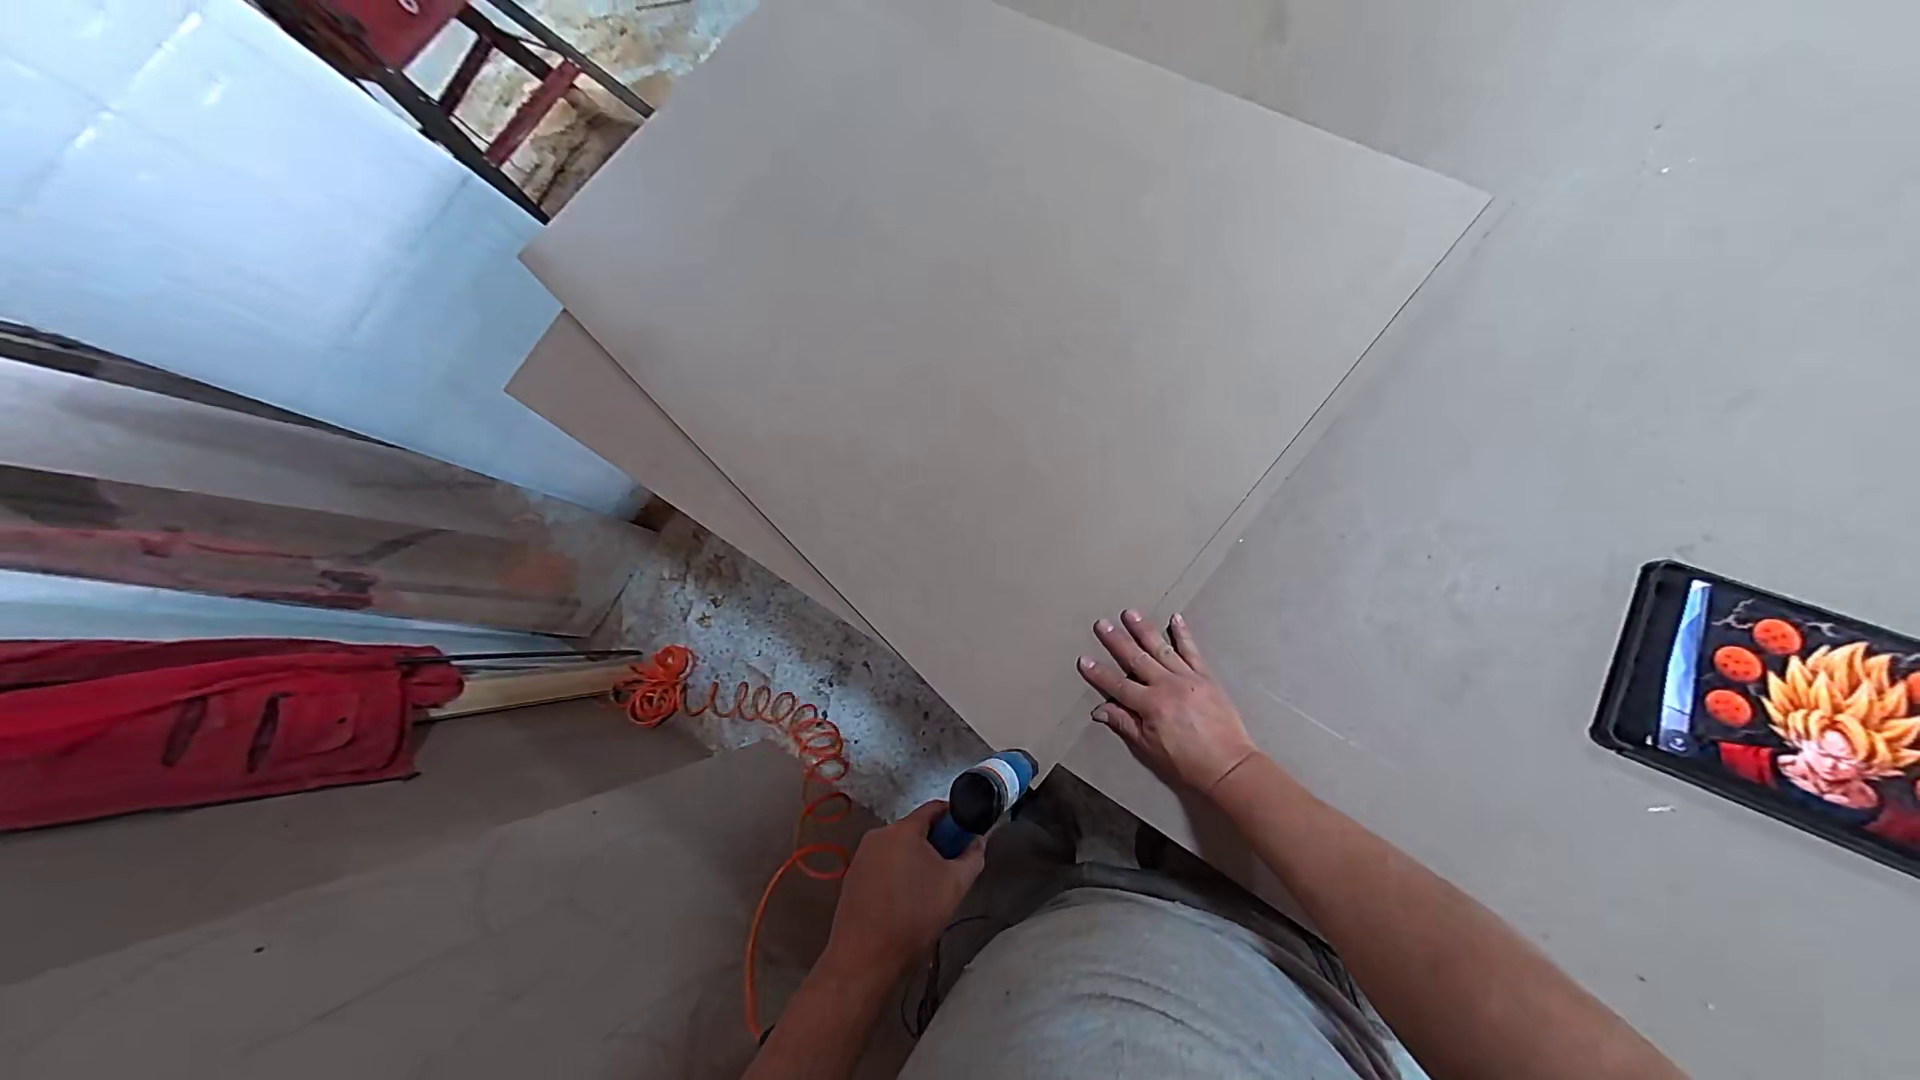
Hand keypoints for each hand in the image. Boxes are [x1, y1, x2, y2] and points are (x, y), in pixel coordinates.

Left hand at [822, 800, 984, 977]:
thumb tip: (977, 841)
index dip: (954, 820)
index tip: (965, 840)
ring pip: (899, 848)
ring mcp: (862, 855)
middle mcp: (878, 834)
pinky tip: (903, 903)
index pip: (934, 808)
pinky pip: (882, 865)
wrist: (865, 958)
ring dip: (916, 861)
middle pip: (916, 829)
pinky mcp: (852, 876)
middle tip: (947, 873)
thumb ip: (972, 857)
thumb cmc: (914, 916)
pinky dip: (897, 874)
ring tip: (926, 893)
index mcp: (903, 829)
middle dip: (935, 845)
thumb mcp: (955, 886)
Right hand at [1078, 609, 1260, 793]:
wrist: (1229, 766)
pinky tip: (1176, 619)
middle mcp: (1168, 686)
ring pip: (1161, 648)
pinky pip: (1192, 651)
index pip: (1118, 685)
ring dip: (1144, 629)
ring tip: (1131, 613)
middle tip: (1103, 624)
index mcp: (1151, 705)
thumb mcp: (1149, 747)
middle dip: (1117, 641)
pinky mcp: (1206, 678)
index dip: (1099, 673)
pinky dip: (1183, 634)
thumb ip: (1124, 723)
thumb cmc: (1189, 762)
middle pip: (1136, 659)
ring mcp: (1188, 679)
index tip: (1084, 660)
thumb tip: (1100, 710)